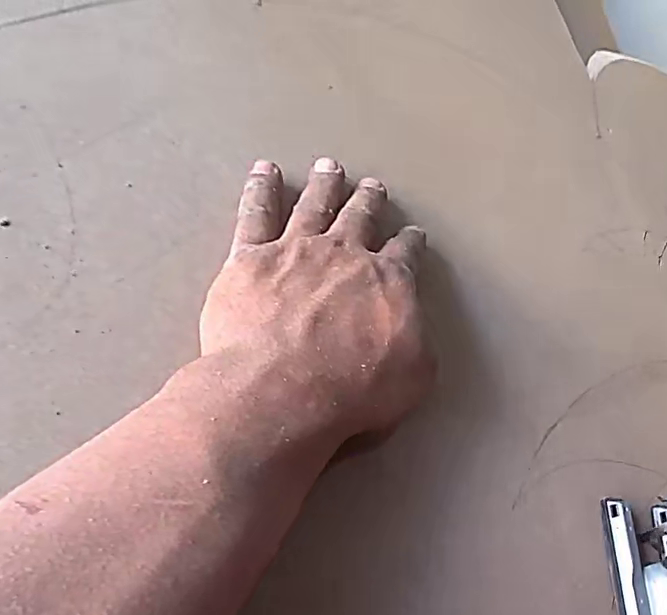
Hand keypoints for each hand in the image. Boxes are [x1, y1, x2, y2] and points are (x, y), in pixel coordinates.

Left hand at [198, 157, 431, 442]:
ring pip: (314, 205)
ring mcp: (295, 251)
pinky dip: (262, 189)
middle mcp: (344, 256)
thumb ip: (418, 343)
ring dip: (324, 186)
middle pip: (360, 219)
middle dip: (369, 203)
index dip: (411, 245)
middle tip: (373, 187)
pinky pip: (257, 212)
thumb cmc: (354, 393)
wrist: (282, 391)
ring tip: (329, 168)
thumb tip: (412, 327)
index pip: (405, 256)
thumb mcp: (413, 378)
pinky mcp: (249, 258)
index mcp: (389, 284)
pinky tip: (265, 172)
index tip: (413, 236)